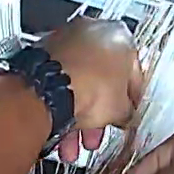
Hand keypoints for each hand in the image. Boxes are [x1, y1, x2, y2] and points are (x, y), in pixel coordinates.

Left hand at [42, 17, 142, 163]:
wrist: (47, 90)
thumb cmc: (85, 87)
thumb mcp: (119, 109)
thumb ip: (126, 112)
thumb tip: (124, 116)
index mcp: (120, 36)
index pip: (132, 72)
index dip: (131, 99)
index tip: (126, 112)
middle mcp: (92, 32)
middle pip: (100, 80)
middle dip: (98, 113)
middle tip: (96, 132)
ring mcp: (64, 41)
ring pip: (76, 84)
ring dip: (77, 116)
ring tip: (73, 141)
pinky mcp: (41, 54)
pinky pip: (56, 84)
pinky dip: (59, 106)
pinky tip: (58, 128)